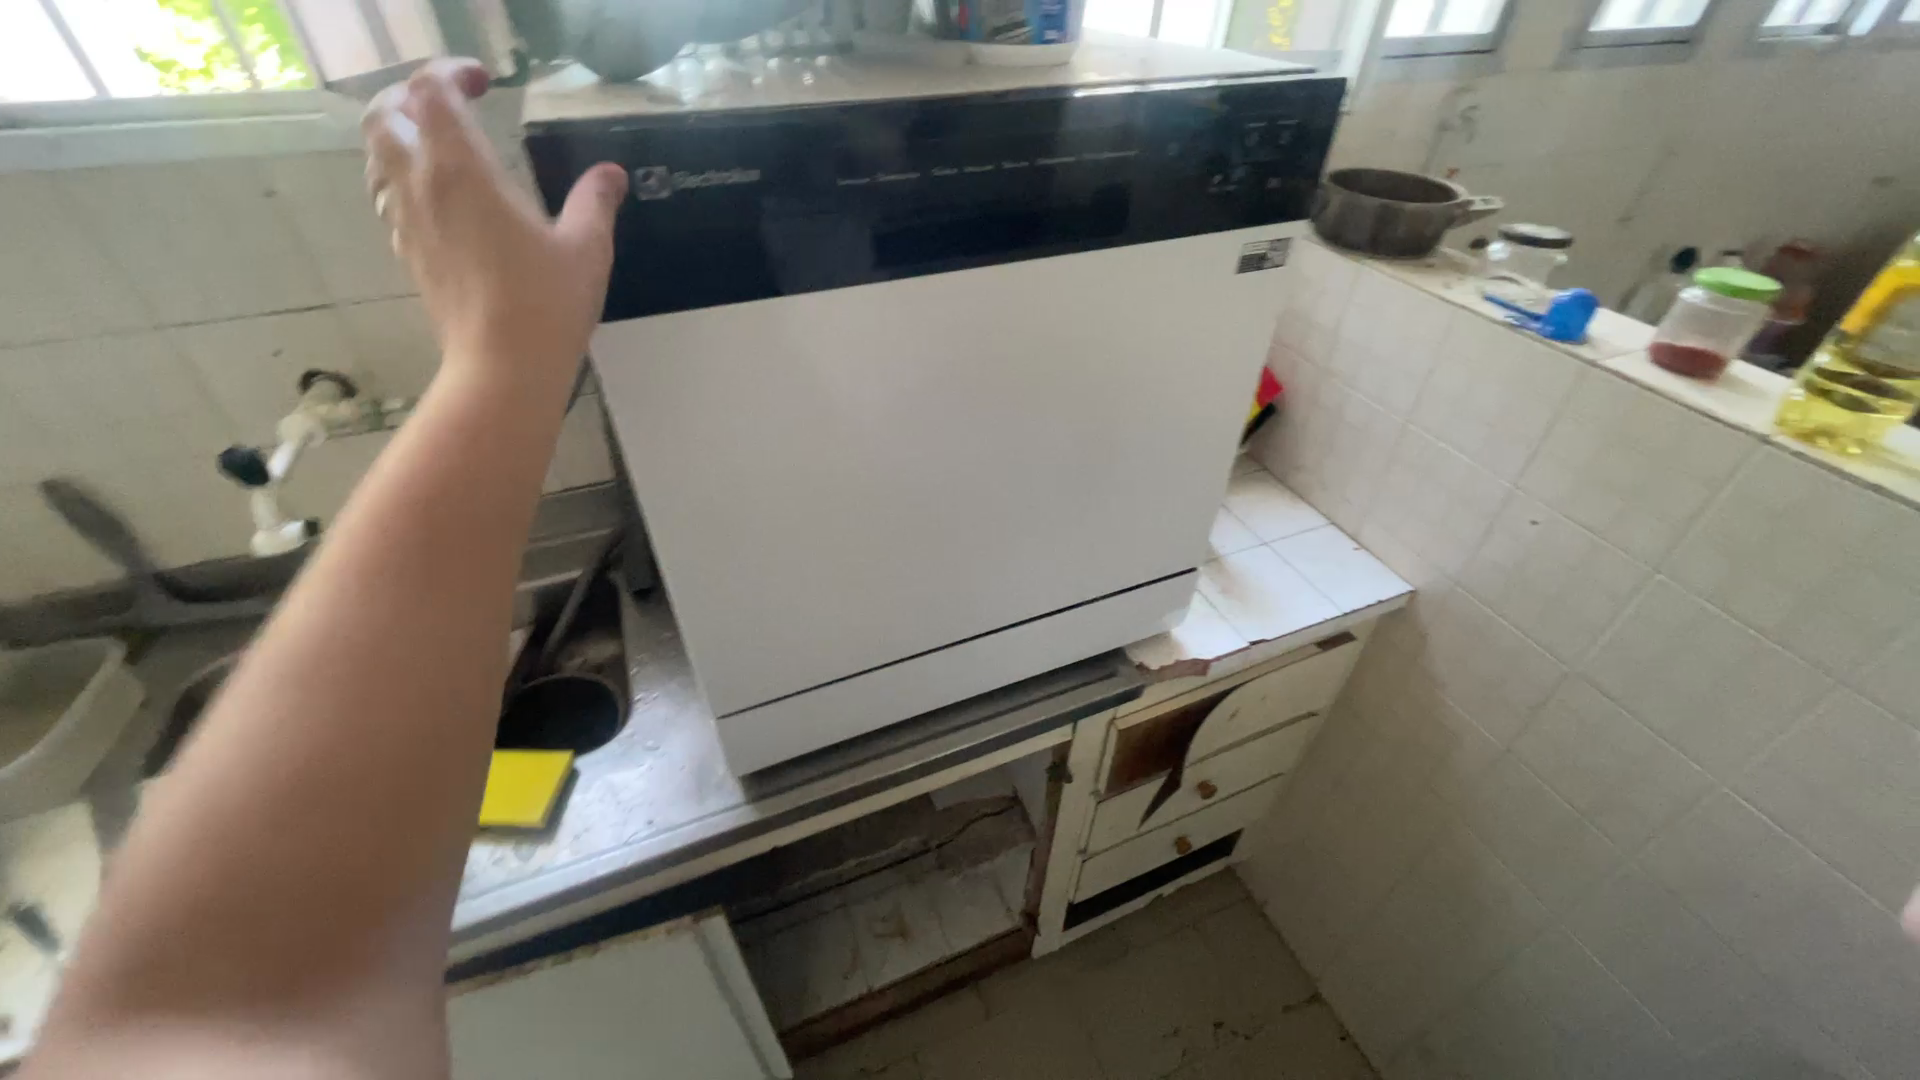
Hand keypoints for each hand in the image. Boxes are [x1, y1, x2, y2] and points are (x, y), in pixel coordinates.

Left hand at [361, 59, 627, 379]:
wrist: (504, 365)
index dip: (451, 73)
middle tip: (447, 102)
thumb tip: (611, 174)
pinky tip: (436, 196)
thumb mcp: (587, 249)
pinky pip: (388, 195)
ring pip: (377, 155)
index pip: (432, 93)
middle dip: (409, 95)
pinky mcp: (409, 252)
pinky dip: (403, 177)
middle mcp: (421, 185)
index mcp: (462, 171)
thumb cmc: (548, 304)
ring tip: (435, 143)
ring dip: (399, 134)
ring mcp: (408, 220)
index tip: (484, 79)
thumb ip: (595, 202)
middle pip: (385, 114)